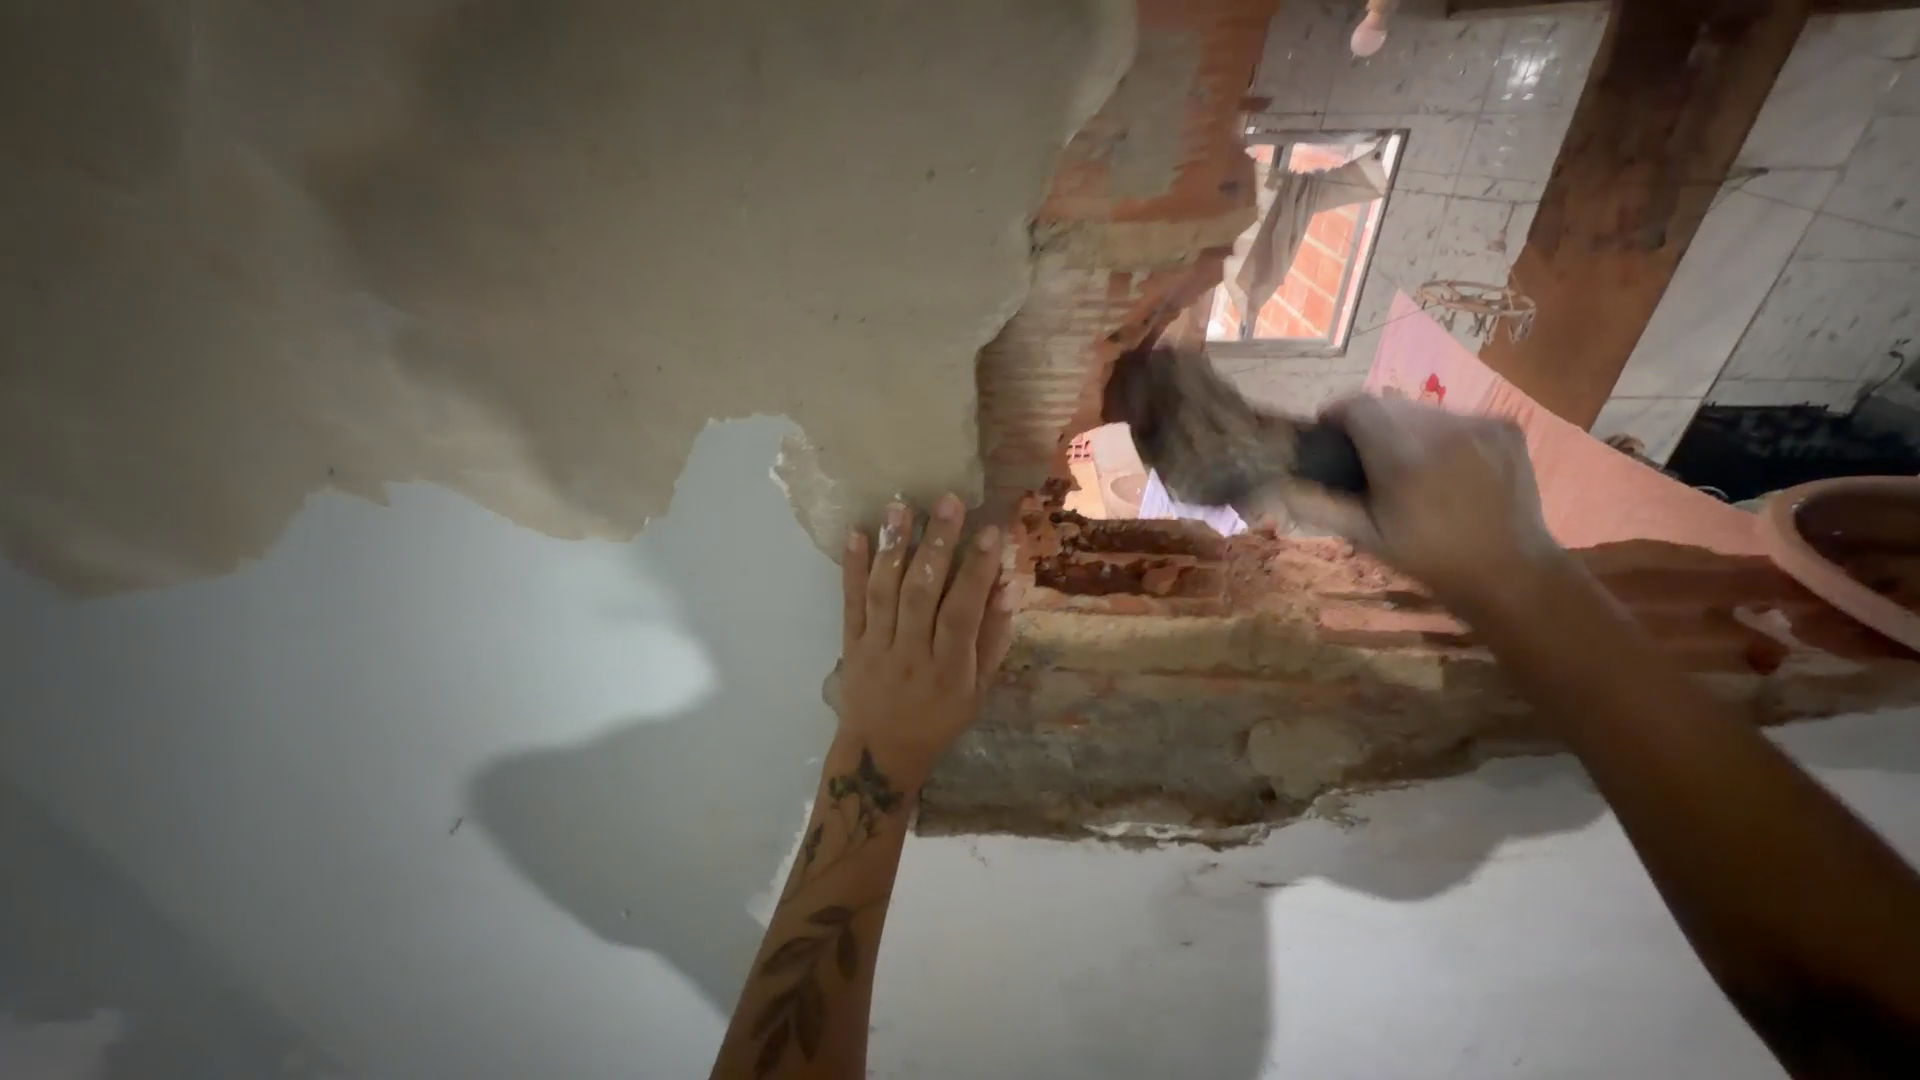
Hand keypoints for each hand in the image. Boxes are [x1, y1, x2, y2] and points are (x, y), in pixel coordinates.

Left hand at [837, 495, 1016, 784]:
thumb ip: (993, 639)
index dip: (976, 572)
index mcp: (950, 669)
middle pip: (921, 593)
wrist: (882, 752)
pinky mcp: (850, 643)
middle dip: (936, 544)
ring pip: (884, 592)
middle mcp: (911, 653)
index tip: (990, 531)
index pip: (963, 613)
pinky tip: (856, 533)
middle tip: (949, 500)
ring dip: (893, 546)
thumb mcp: (979, 690)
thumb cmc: (941, 718)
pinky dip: (851, 568)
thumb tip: (1009, 587)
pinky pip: (850, 603)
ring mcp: (876, 646)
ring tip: (901, 506)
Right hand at [1281, 394, 1564, 611]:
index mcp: (1402, 458)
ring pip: (1423, 409)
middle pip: (1389, 404)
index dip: (1337, 415)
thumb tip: (1276, 485)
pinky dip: (1442, 434)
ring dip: (1406, 428)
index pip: (1358, 406)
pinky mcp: (1505, 428)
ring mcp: (1480, 426)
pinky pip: (1457, 417)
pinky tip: (1446, 467)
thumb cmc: (1427, 558)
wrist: (1508, 571)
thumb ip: (1317, 505)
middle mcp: (1442, 431)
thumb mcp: (1364, 537)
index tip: (1329, 435)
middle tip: (1366, 457)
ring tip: (1407, 464)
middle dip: (1371, 423)